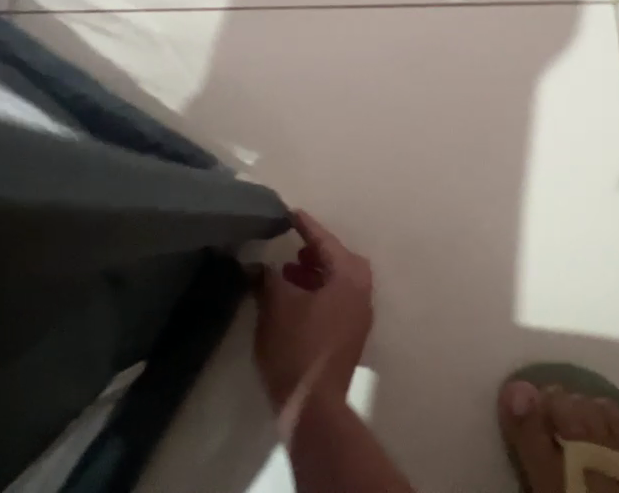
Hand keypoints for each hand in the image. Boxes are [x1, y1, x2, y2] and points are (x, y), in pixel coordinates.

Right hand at [254, 210, 373, 419]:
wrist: (313, 406)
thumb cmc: (296, 347)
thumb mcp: (275, 305)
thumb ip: (266, 277)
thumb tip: (257, 264)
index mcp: (349, 277)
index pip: (325, 241)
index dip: (305, 226)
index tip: (290, 212)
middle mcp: (361, 292)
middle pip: (338, 260)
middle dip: (315, 251)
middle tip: (292, 243)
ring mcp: (359, 316)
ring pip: (337, 282)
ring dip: (314, 273)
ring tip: (287, 270)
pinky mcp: (350, 336)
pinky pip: (335, 300)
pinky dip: (317, 292)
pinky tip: (293, 299)